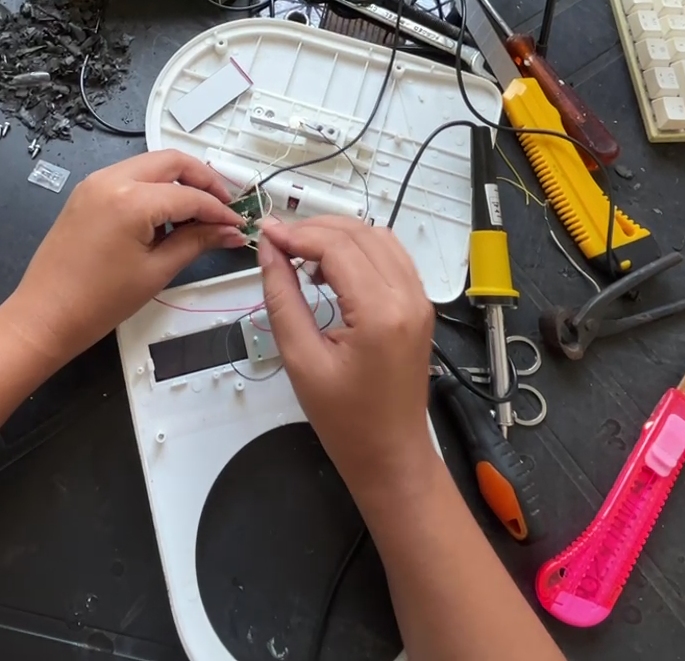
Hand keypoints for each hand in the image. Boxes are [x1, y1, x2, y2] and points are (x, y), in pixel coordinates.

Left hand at [1, 150, 246, 363]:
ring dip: (179, 181)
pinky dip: (154, 188)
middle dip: (203, 180)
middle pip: (172, 161)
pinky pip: (130, 177)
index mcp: (130, 200)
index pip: (189, 195)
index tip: (237, 223)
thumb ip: (197, 242)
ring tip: (198, 215)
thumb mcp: (157, 271)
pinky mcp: (87, 192)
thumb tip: (229, 231)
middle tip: (223, 206)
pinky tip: (167, 216)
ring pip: (151, 164)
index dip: (219, 210)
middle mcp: (111, 180)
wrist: (45, 316)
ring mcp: (95, 183)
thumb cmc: (98, 301)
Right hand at [257, 217, 436, 495]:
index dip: (296, 233)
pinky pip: (390, 255)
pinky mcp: (419, 304)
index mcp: (381, 314)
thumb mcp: (300, 358)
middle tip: (277, 242)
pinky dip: (358, 249)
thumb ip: (282, 297)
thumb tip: (269, 250)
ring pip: (377, 237)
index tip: (265, 233)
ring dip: (337, 235)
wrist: (391, 455)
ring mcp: (419, 299)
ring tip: (301, 254)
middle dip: (313, 229)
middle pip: (359, 233)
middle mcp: (408, 298)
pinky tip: (330, 267)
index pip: (337, 246)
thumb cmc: (346, 421)